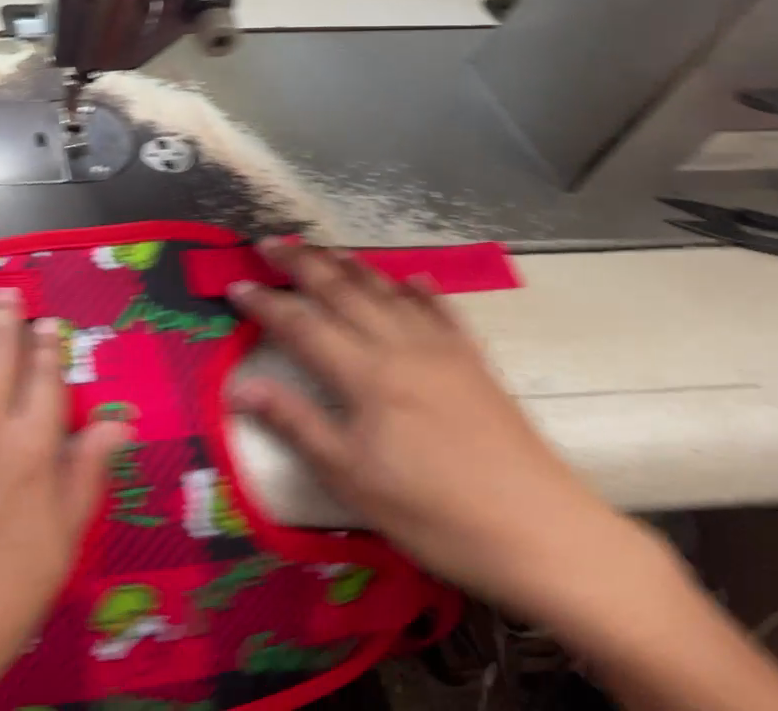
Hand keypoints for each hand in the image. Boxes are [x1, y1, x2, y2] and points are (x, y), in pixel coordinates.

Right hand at [225, 243, 647, 617]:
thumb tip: (236, 387)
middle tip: (269, 242)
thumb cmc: (434, 513)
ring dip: (351, 267)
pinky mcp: (477, 366)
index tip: (233, 285)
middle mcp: (402, 348)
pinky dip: (421, 291)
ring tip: (323, 249)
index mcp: (366, 375)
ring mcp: (445, 352)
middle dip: (302, 264)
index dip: (264, 303)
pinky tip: (411, 279)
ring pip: (389, 293)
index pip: (302, 324)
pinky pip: (443, 313)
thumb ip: (295, 424)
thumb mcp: (351, 477)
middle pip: (343, 292)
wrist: (543, 534)